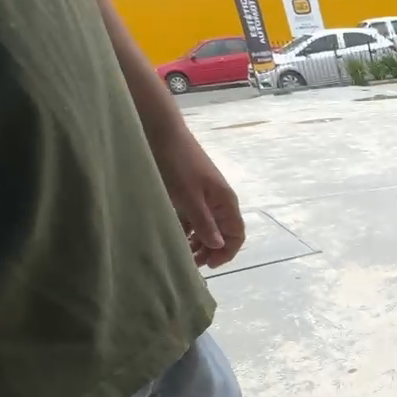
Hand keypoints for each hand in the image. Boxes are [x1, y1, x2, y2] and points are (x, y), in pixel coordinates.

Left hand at [149, 126, 244, 268]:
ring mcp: (204, 196)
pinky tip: (174, 235)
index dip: (226, 252)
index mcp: (225, 202)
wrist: (160, 130)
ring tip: (182, 253)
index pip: (236, 235)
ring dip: (198, 241)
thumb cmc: (176, 163)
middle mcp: (219, 201)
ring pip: (207, 226)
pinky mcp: (189, 191)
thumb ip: (204, 223)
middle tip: (192, 263)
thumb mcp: (189, 197)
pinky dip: (186, 228)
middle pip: (222, 233)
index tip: (209, 265)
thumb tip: (218, 246)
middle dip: (211, 250)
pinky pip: (193, 217)